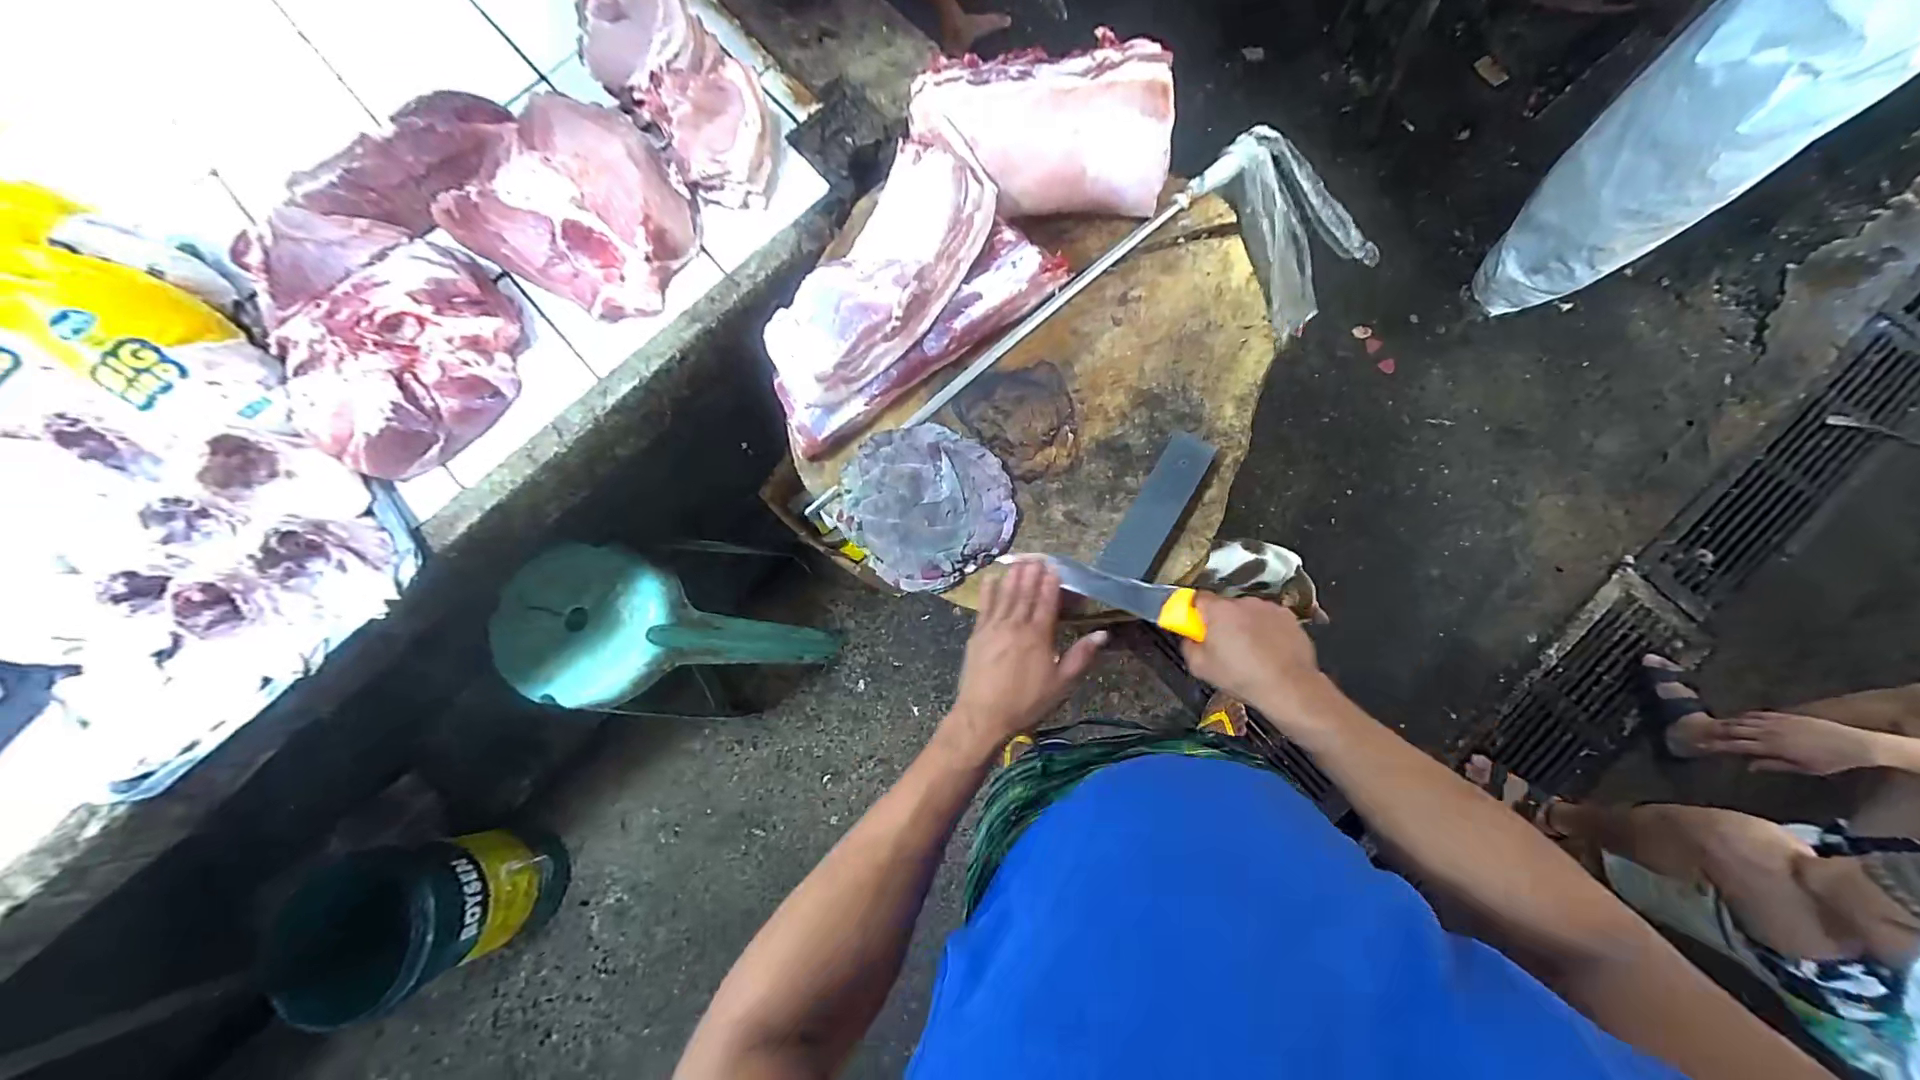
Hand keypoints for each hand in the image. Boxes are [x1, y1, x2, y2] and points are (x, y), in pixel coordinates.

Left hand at [942, 559, 1105, 754]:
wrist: (983, 714)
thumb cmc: (1026, 702)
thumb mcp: (1061, 683)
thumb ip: (1081, 656)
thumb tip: (1102, 634)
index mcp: (1038, 635)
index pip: (1047, 602)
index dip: (1051, 583)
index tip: (1054, 567)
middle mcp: (1016, 625)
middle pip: (1025, 593)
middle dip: (1032, 573)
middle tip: (1038, 556)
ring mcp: (994, 627)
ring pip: (1005, 594)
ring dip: (1013, 576)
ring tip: (1019, 560)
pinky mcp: (977, 634)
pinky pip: (984, 606)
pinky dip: (989, 591)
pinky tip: (991, 579)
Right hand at [1180, 593, 1329, 730]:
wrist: (1289, 687)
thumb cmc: (1246, 677)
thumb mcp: (1201, 668)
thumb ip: (1188, 646)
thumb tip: (1189, 639)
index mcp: (1219, 611)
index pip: (1197, 598)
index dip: (1194, 613)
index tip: (1194, 625)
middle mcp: (1244, 603)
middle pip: (1224, 606)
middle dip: (1221, 622)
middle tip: (1222, 645)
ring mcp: (1268, 608)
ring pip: (1247, 613)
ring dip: (1244, 626)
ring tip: (1247, 652)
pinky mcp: (1287, 617)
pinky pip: (1268, 620)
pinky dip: (1266, 631)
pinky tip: (1266, 651)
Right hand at [1702, 711, 1887, 774]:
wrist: (1856, 745)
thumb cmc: (1831, 762)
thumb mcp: (1804, 769)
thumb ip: (1774, 765)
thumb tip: (1749, 766)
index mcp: (1771, 747)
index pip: (1736, 745)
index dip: (1717, 745)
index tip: (1701, 745)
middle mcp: (1768, 732)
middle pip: (1733, 730)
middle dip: (1715, 732)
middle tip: (1699, 733)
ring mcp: (1775, 722)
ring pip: (1743, 721)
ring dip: (1727, 723)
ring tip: (1715, 725)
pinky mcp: (1784, 716)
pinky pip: (1757, 714)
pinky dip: (1744, 716)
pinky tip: (1739, 718)